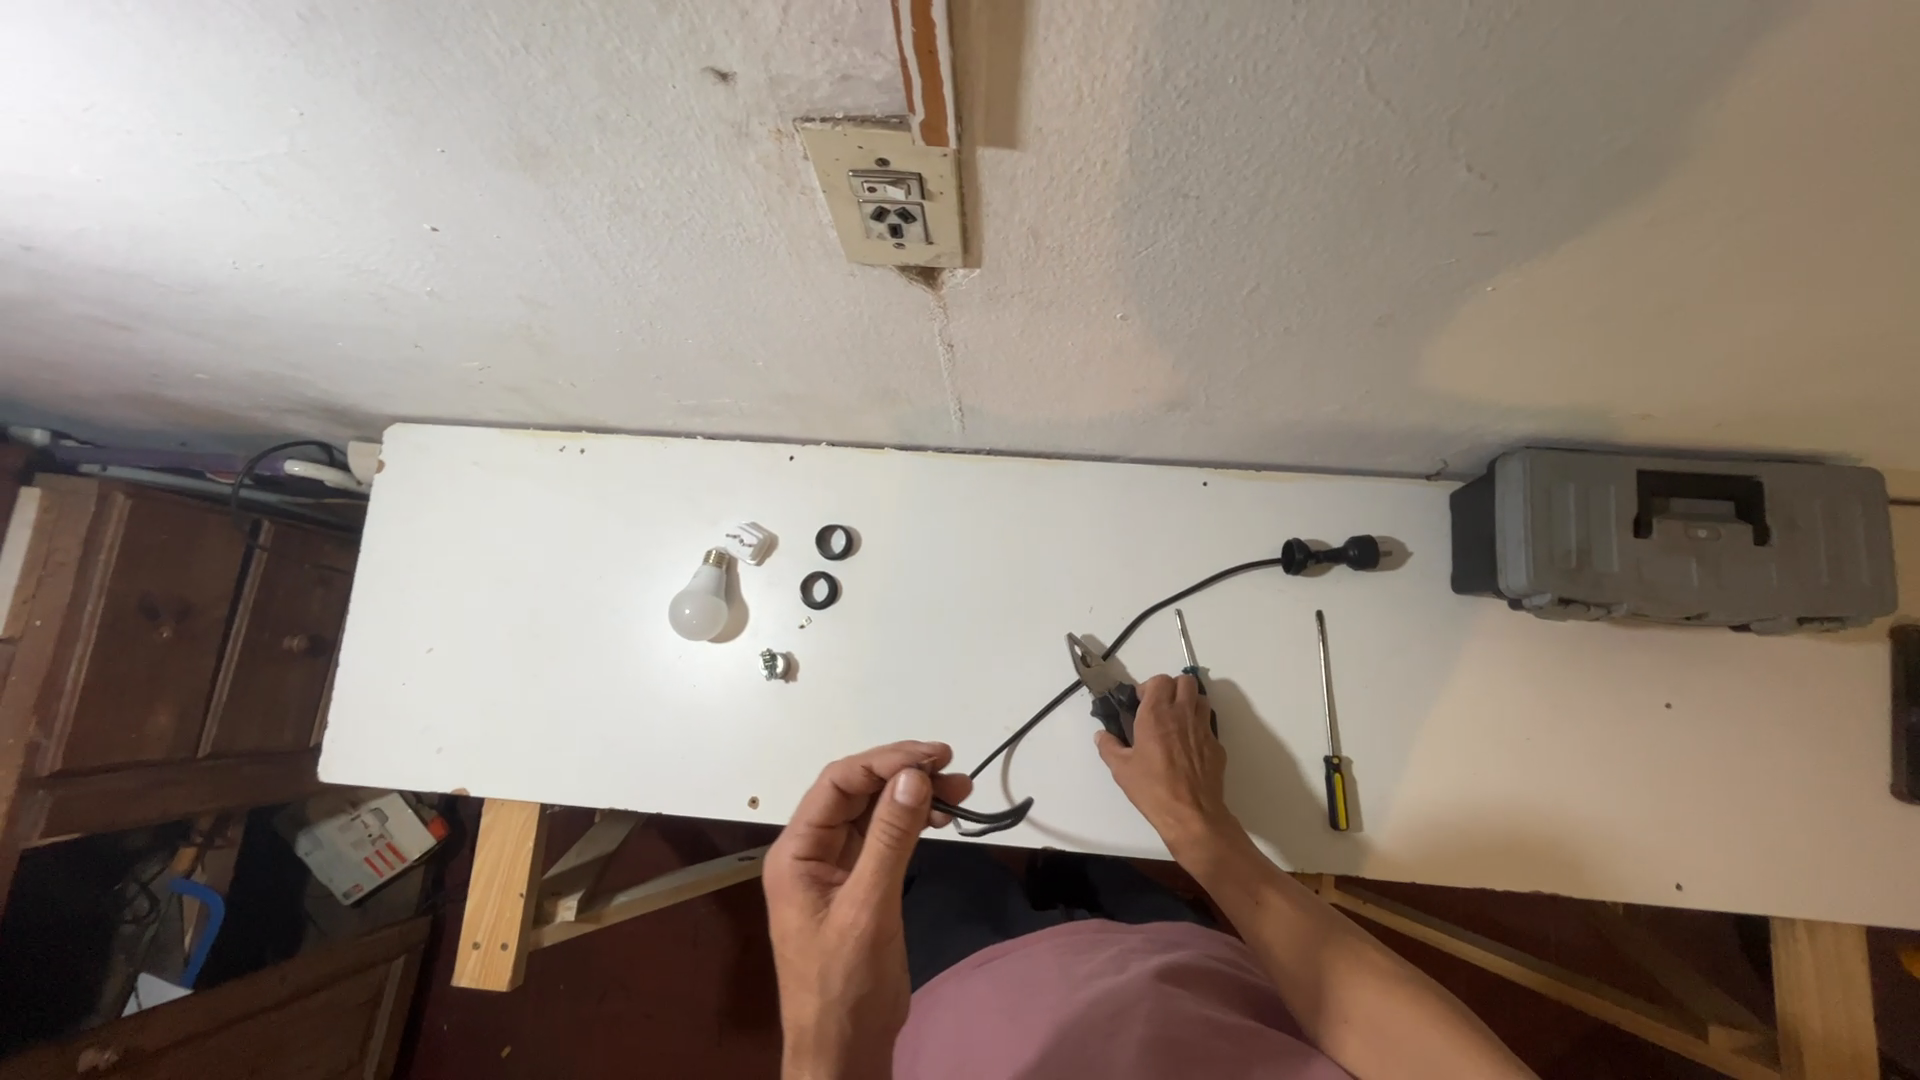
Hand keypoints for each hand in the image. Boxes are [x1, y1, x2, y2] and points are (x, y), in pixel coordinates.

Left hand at [764, 741, 972, 1079]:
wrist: (844, 1053)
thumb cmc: (845, 985)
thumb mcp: (868, 908)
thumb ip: (890, 838)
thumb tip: (913, 775)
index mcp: (797, 850)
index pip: (838, 783)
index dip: (885, 761)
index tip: (933, 757)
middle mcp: (813, 850)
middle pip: (857, 791)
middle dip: (903, 774)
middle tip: (952, 768)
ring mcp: (835, 866)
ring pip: (874, 811)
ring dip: (913, 796)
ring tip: (959, 789)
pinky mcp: (859, 883)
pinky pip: (884, 837)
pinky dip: (912, 822)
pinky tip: (940, 817)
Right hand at [1096, 674, 1237, 858]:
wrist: (1191, 814)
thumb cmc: (1152, 788)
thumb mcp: (1121, 769)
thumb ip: (1108, 747)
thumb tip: (1101, 735)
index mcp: (1156, 714)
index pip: (1159, 680)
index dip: (1149, 687)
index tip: (1141, 703)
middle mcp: (1182, 714)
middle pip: (1185, 681)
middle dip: (1172, 688)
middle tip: (1160, 706)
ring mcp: (1203, 729)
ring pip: (1201, 698)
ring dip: (1189, 702)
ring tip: (1177, 720)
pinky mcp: (1217, 746)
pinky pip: (1209, 725)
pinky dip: (1199, 727)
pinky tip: (1189, 746)